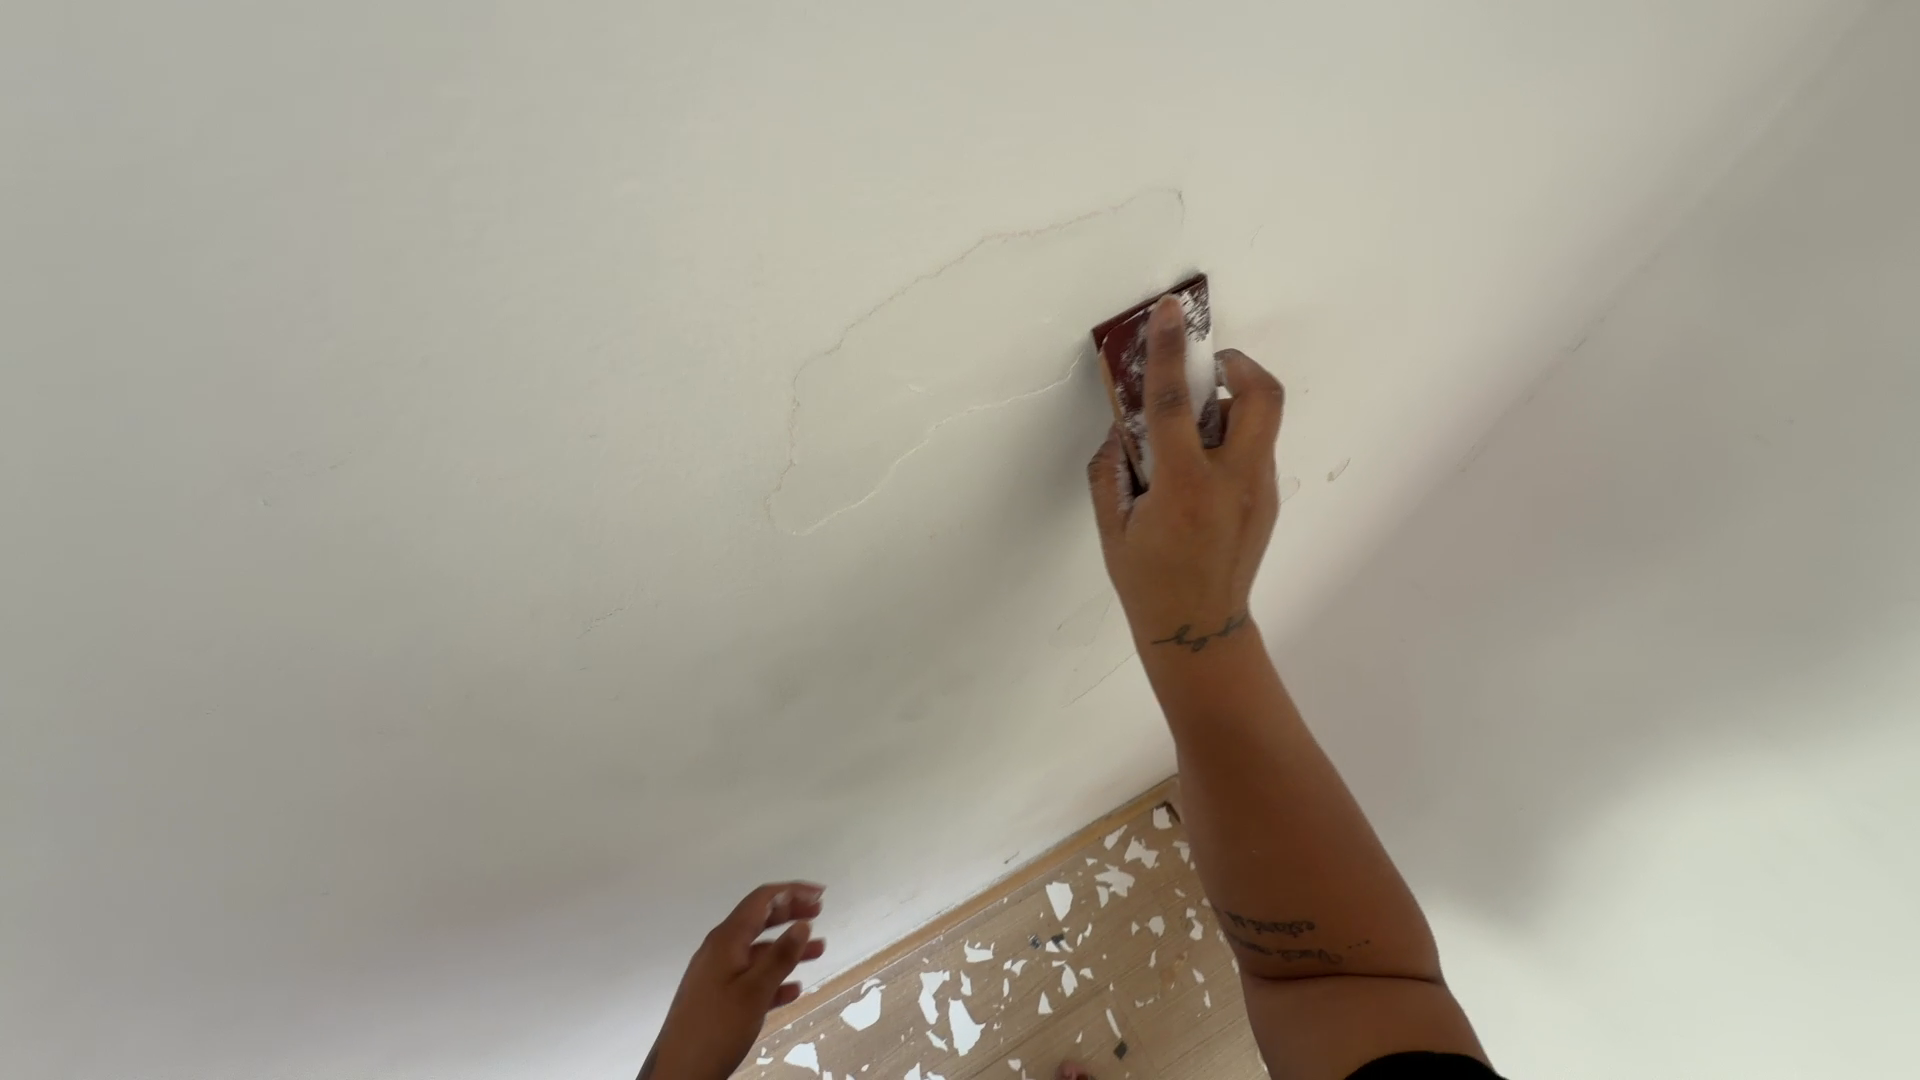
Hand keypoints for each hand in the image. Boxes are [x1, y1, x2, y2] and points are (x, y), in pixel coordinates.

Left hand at [641, 883, 826, 1079]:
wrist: (676, 1078)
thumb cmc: (717, 1029)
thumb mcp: (755, 992)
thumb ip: (780, 956)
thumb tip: (802, 924)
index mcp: (726, 939)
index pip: (762, 900)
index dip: (792, 892)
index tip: (820, 895)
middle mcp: (719, 950)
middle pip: (759, 920)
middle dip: (790, 914)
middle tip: (819, 914)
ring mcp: (715, 974)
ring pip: (758, 951)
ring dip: (787, 948)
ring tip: (817, 952)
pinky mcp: (715, 998)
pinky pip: (749, 976)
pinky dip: (773, 977)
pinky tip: (792, 989)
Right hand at [1088, 295, 1284, 652]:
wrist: (1199, 630)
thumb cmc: (1147, 582)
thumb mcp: (1112, 527)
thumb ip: (1111, 470)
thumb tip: (1122, 428)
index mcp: (1185, 487)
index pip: (1176, 403)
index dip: (1170, 351)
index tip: (1169, 312)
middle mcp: (1234, 481)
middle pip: (1262, 395)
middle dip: (1240, 363)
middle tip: (1211, 364)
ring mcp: (1260, 491)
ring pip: (1261, 421)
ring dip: (1232, 405)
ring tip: (1195, 428)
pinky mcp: (1268, 500)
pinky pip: (1254, 449)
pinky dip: (1230, 438)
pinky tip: (1200, 469)